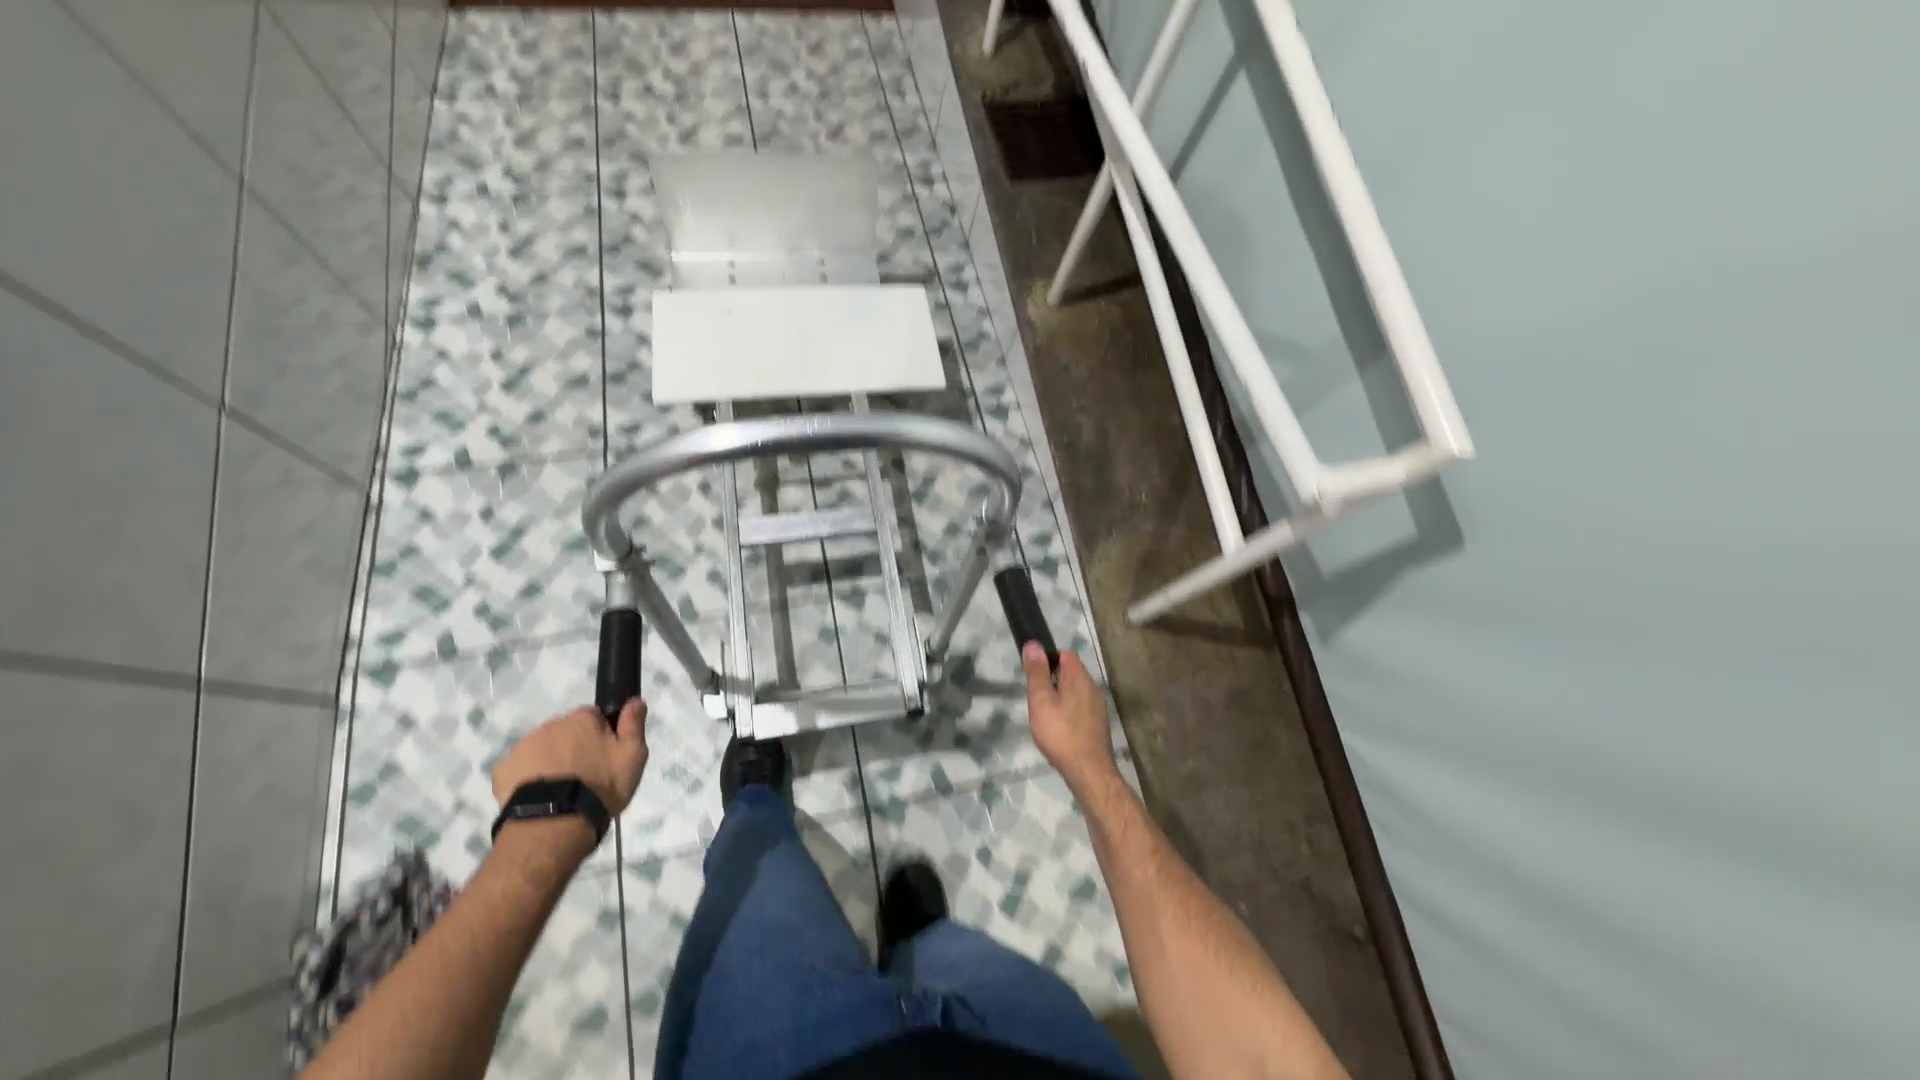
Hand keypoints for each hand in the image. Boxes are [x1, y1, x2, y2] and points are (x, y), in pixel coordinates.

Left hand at [493, 700, 648, 815]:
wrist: (556, 821)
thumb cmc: (600, 786)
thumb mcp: (632, 757)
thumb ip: (634, 725)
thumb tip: (635, 699)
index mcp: (581, 719)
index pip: (594, 716)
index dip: (601, 735)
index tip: (605, 756)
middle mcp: (550, 725)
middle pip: (566, 732)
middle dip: (574, 748)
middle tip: (586, 776)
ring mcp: (523, 747)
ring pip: (542, 749)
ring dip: (552, 762)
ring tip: (563, 790)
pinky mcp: (503, 771)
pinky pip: (520, 769)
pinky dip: (528, 779)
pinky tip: (540, 798)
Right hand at [1023, 644, 1116, 793]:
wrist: (1088, 770)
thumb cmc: (1060, 733)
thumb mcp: (1041, 700)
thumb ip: (1037, 672)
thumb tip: (1033, 644)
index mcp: (1080, 678)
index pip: (1066, 654)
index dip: (1048, 658)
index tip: (1033, 674)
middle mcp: (1093, 687)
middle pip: (1071, 672)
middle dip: (1052, 679)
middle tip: (1036, 697)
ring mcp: (1098, 707)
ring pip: (1076, 691)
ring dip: (1060, 696)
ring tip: (1044, 714)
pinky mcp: (1098, 723)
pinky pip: (1080, 707)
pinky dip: (1068, 711)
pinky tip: (1058, 728)